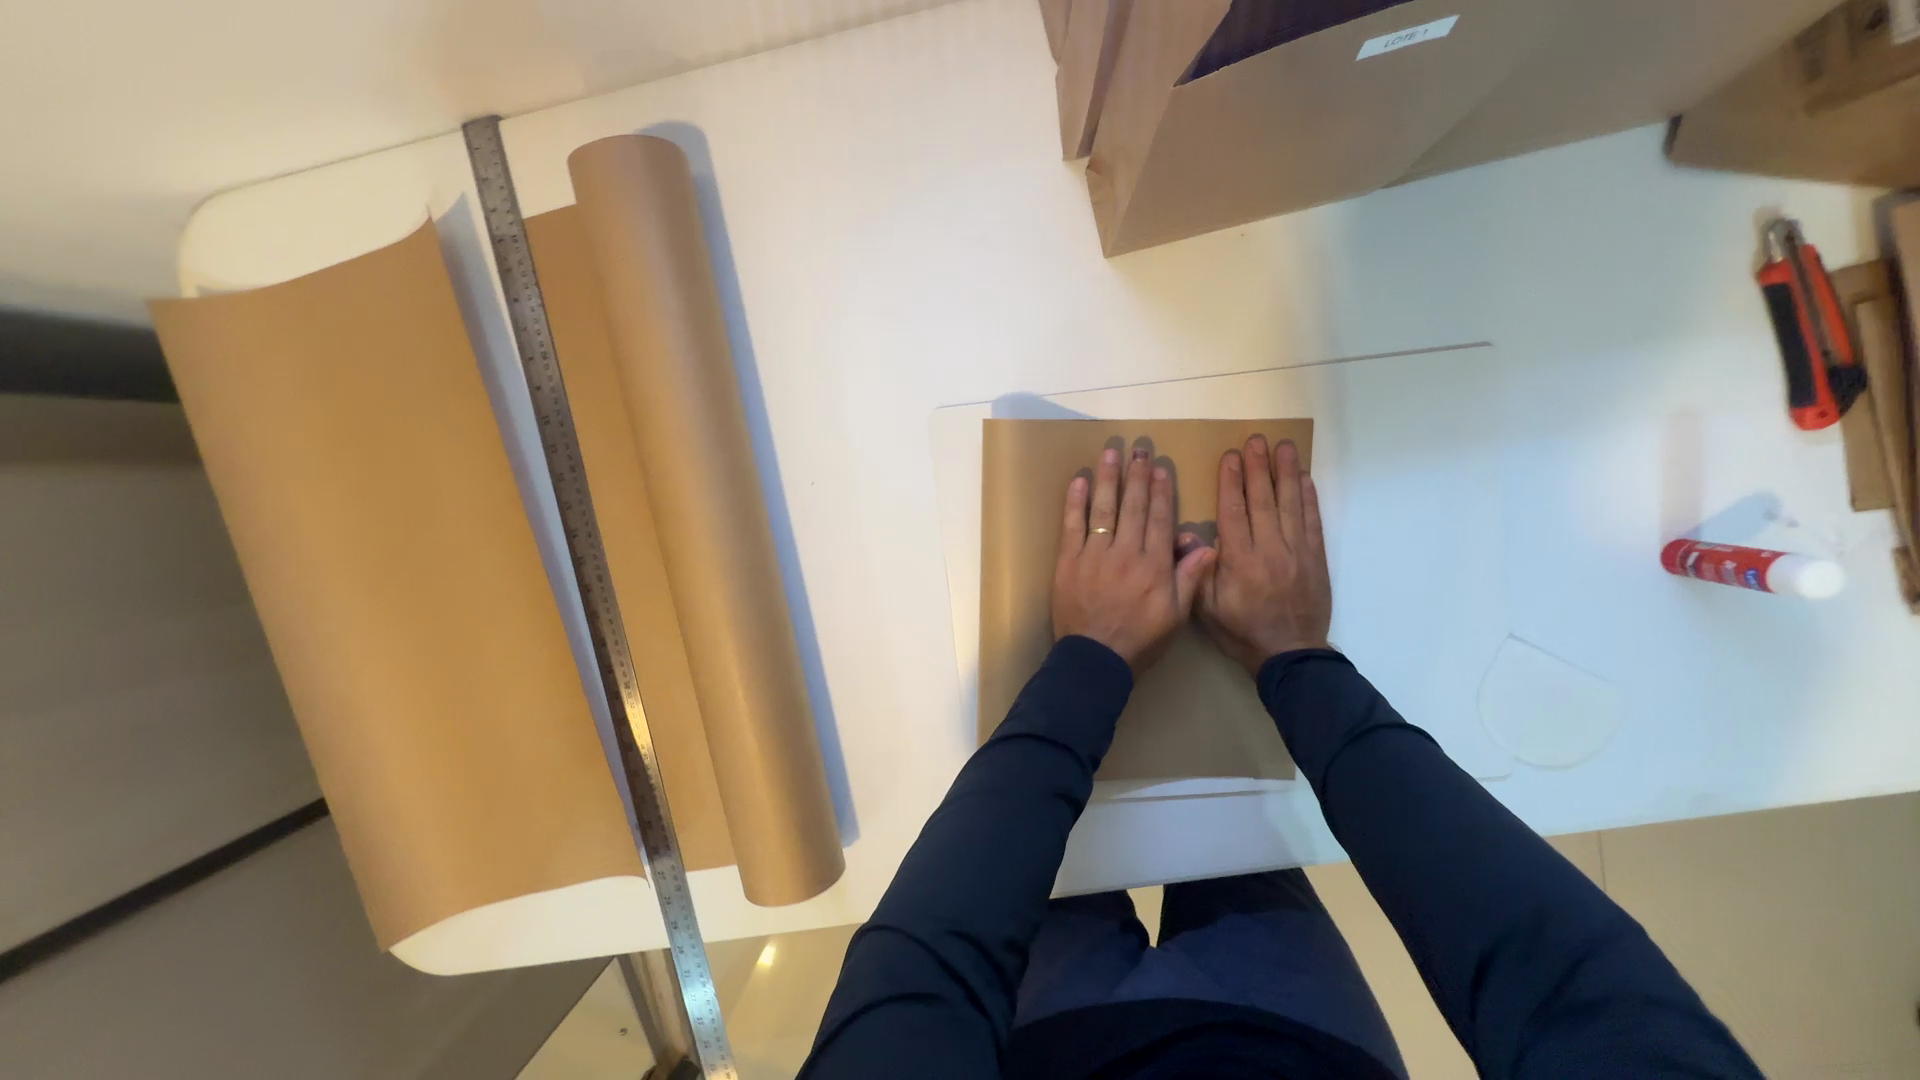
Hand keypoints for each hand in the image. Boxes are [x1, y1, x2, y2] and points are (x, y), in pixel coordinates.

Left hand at [1053, 445, 1215, 670]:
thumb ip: (1190, 579)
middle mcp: (1126, 553)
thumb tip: (1207, 546)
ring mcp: (1095, 554)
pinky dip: (1076, 501)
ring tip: (1112, 452)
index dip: (1162, 491)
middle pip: (1134, 506)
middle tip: (1140, 450)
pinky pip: (1072, 524)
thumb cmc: (1139, 641)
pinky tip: (1080, 480)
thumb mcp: (1175, 616)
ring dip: (1109, 478)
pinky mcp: (1069, 561)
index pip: (1160, 519)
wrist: (1095, 660)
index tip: (1161, 469)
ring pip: (1105, 508)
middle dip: (1138, 476)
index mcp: (1155, 565)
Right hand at [1195, 435, 1331, 674]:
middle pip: (1263, 500)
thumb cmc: (1242, 632)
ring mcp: (1296, 552)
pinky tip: (1305, 479)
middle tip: (1256, 440)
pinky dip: (1308, 498)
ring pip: (1290, 504)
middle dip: (1258, 467)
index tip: (1230, 456)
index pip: (1234, 511)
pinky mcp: (1315, 559)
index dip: (1231, 481)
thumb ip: (1198, 570)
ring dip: (1286, 473)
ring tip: (1283, 447)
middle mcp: (1269, 549)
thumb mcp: (1207, 609)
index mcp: (1239, 561)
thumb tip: (1187, 535)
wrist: (1289, 655)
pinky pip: (1312, 521)